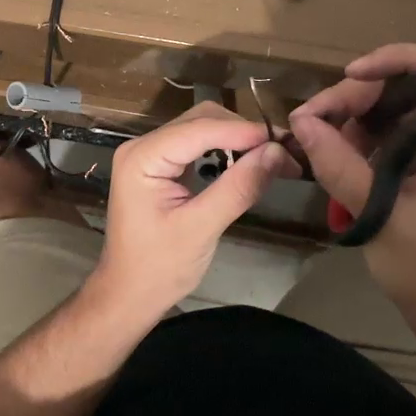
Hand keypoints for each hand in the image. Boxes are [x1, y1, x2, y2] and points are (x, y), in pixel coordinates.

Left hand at [91, 102, 293, 313]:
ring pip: (202, 129)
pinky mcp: (160, 167)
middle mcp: (143, 146)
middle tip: (284, 154)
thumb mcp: (202, 228)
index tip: (286, 143)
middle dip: (243, 133)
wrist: (129, 294)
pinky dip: (225, 150)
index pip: (200, 128)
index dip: (244, 132)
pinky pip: (197, 146)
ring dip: (237, 140)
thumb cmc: (159, 267)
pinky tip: (247, 163)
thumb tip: (277, 153)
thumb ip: (238, 188)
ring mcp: (150, 155)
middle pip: (201, 120)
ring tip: (272, 158)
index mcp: (142, 157)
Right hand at [288, 44, 415, 314]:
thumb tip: (302, 123)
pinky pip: (389, 128)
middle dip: (362, 94)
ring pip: (397, 104)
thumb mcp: (384, 218)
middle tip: (313, 114)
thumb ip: (344, 169)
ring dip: (353, 111)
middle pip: (415, 87)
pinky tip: (330, 147)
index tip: (353, 74)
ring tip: (313, 131)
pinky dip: (357, 132)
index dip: (403, 62)